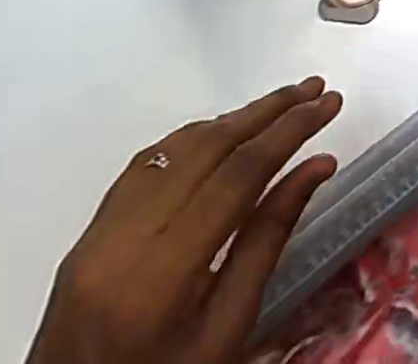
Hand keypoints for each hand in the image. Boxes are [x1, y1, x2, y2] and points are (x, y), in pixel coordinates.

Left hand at [27, 78, 342, 363]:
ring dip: (234, 118)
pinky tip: (225, 132)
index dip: (289, 130)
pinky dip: (195, 138)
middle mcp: (120, 241)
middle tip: (314, 88)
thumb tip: (319, 164)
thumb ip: (270, 239)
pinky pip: (148, 165)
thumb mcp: (230, 329)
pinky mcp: (88, 233)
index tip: (329, 104)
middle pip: (206, 148)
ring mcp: (96, 234)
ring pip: (175, 148)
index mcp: (160, 278)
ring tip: (282, 103)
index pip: (237, 175)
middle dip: (268, 110)